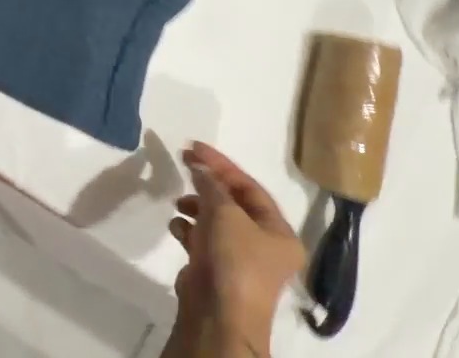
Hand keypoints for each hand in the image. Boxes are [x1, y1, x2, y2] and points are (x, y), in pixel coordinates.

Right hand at [167, 142, 306, 350]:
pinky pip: (202, 238)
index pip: (250, 188)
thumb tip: (199, 166)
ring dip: (195, 207)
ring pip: (216, 220)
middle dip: (207, 184)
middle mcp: (265, 245)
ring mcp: (240, 257)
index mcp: (280, 233)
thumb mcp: (224, 213)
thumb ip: (210, 185)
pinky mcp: (217, 267)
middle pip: (234, 203)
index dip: (222, 165)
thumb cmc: (234, 259)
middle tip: (183, 163)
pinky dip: (189, 229)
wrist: (220, 311)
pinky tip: (178, 229)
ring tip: (179, 205)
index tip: (193, 146)